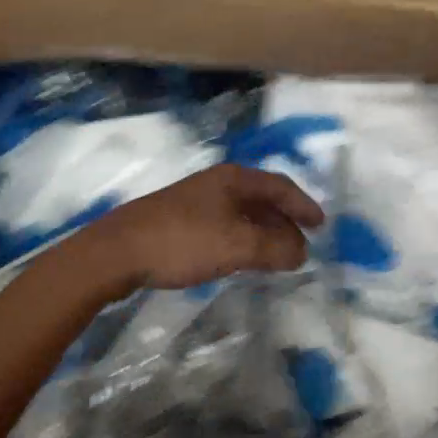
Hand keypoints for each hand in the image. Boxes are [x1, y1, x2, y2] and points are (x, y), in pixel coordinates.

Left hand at [63, 164, 325, 297]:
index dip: (303, 205)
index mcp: (234, 179)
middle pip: (262, 199)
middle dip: (284, 222)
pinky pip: (224, 225)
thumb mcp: (236, 246)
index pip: (280, 186)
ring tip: (276, 256)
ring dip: (263, 233)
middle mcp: (217, 183)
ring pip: (242, 213)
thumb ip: (274, 249)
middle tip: (301, 246)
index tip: (321, 224)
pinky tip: (238, 259)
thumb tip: (302, 252)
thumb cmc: (182, 241)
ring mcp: (195, 201)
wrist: (115, 251)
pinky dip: (242, 240)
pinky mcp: (178, 221)